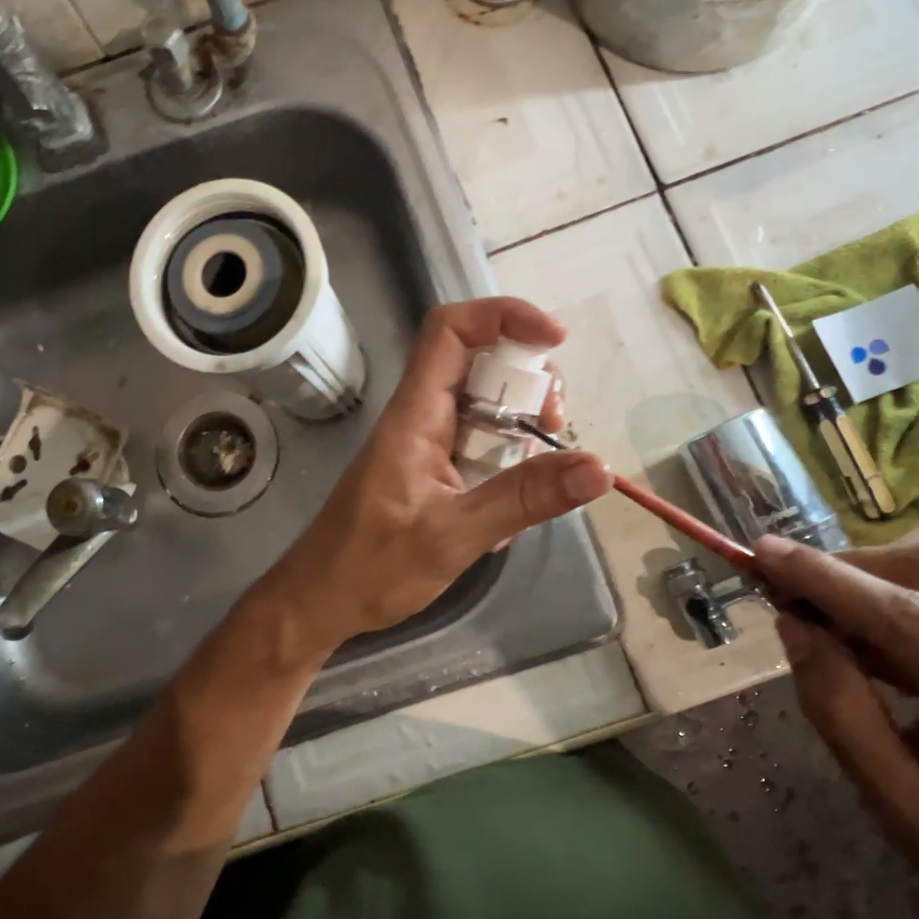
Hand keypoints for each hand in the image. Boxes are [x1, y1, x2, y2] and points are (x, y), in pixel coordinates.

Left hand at [247, 298, 612, 659]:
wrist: (320, 602)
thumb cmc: (372, 567)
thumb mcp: (455, 535)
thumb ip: (524, 498)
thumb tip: (598, 467)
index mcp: (414, 416)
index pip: (451, 330)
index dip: (503, 316)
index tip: (554, 340)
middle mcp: (420, 417)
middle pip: (477, 361)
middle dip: (527, 376)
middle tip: (554, 423)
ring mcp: (425, 443)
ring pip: (482, 404)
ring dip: (521, 420)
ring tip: (547, 461)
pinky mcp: (431, 470)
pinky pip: (478, 442)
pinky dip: (508, 456)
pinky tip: (520, 501)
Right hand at [753, 537, 918, 918]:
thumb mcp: (894, 804)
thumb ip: (840, 712)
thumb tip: (794, 627)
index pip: (908, 617)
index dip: (828, 578)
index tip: (764, 552)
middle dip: (849, 567)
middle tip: (784, 583)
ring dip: (874, 578)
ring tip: (816, 606)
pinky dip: (904, 599)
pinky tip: (865, 631)